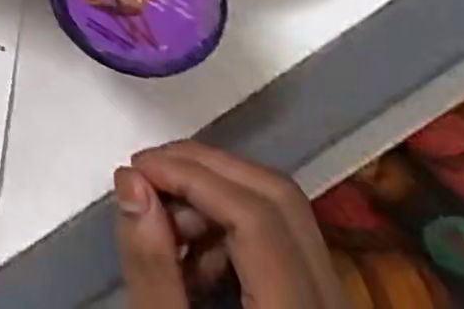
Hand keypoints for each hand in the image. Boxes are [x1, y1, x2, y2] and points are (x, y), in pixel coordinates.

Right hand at [115, 141, 346, 308]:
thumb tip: (129, 181)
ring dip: (210, 194)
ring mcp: (335, 299)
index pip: (256, 216)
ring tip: (162, 222)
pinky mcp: (320, 299)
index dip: (189, 176)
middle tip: (143, 176)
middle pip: (277, 196)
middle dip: (200, 168)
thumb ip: (150, 264)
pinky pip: (282, 235)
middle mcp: (334, 298)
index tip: (132, 171)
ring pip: (282, 209)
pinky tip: (191, 248)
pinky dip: (226, 222)